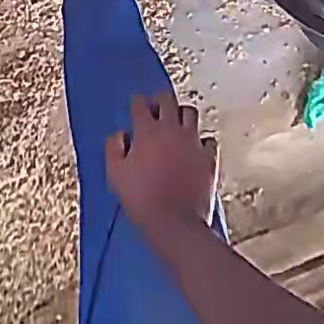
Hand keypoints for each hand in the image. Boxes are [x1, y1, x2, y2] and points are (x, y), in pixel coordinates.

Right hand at [106, 93, 217, 229]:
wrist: (175, 223)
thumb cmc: (141, 198)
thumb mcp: (115, 174)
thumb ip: (114, 147)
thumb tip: (121, 134)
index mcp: (147, 130)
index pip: (140, 103)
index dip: (137, 103)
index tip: (136, 107)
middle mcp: (172, 129)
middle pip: (168, 99)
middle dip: (160, 101)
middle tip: (156, 112)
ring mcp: (193, 142)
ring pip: (190, 113)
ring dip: (181, 115)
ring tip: (176, 126)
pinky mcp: (209, 158)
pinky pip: (208, 140)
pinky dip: (201, 141)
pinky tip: (194, 150)